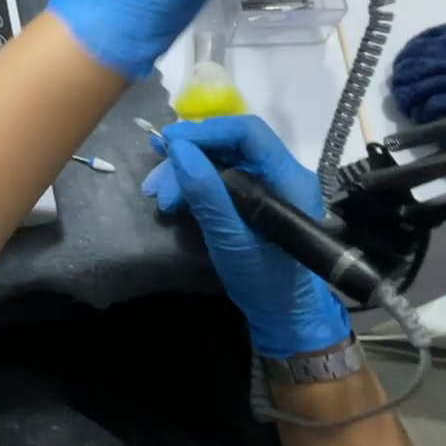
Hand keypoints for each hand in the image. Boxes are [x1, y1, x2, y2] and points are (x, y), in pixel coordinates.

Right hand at [143, 116, 350, 357]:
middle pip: (227, 145)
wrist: (282, 314)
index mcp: (288, 178)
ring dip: (183, 174)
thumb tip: (177, 149)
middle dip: (187, 159)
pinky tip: (172, 200)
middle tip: (157, 185)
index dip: (207, 131)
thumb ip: (208, 193)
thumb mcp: (231, 239)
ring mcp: (264, 183)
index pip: (248, 133)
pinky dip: (190, 183)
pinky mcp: (250, 195)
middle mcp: (279, 172)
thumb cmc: (264, 280)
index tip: (169, 142)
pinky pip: (216, 176)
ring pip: (216, 159)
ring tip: (160, 198)